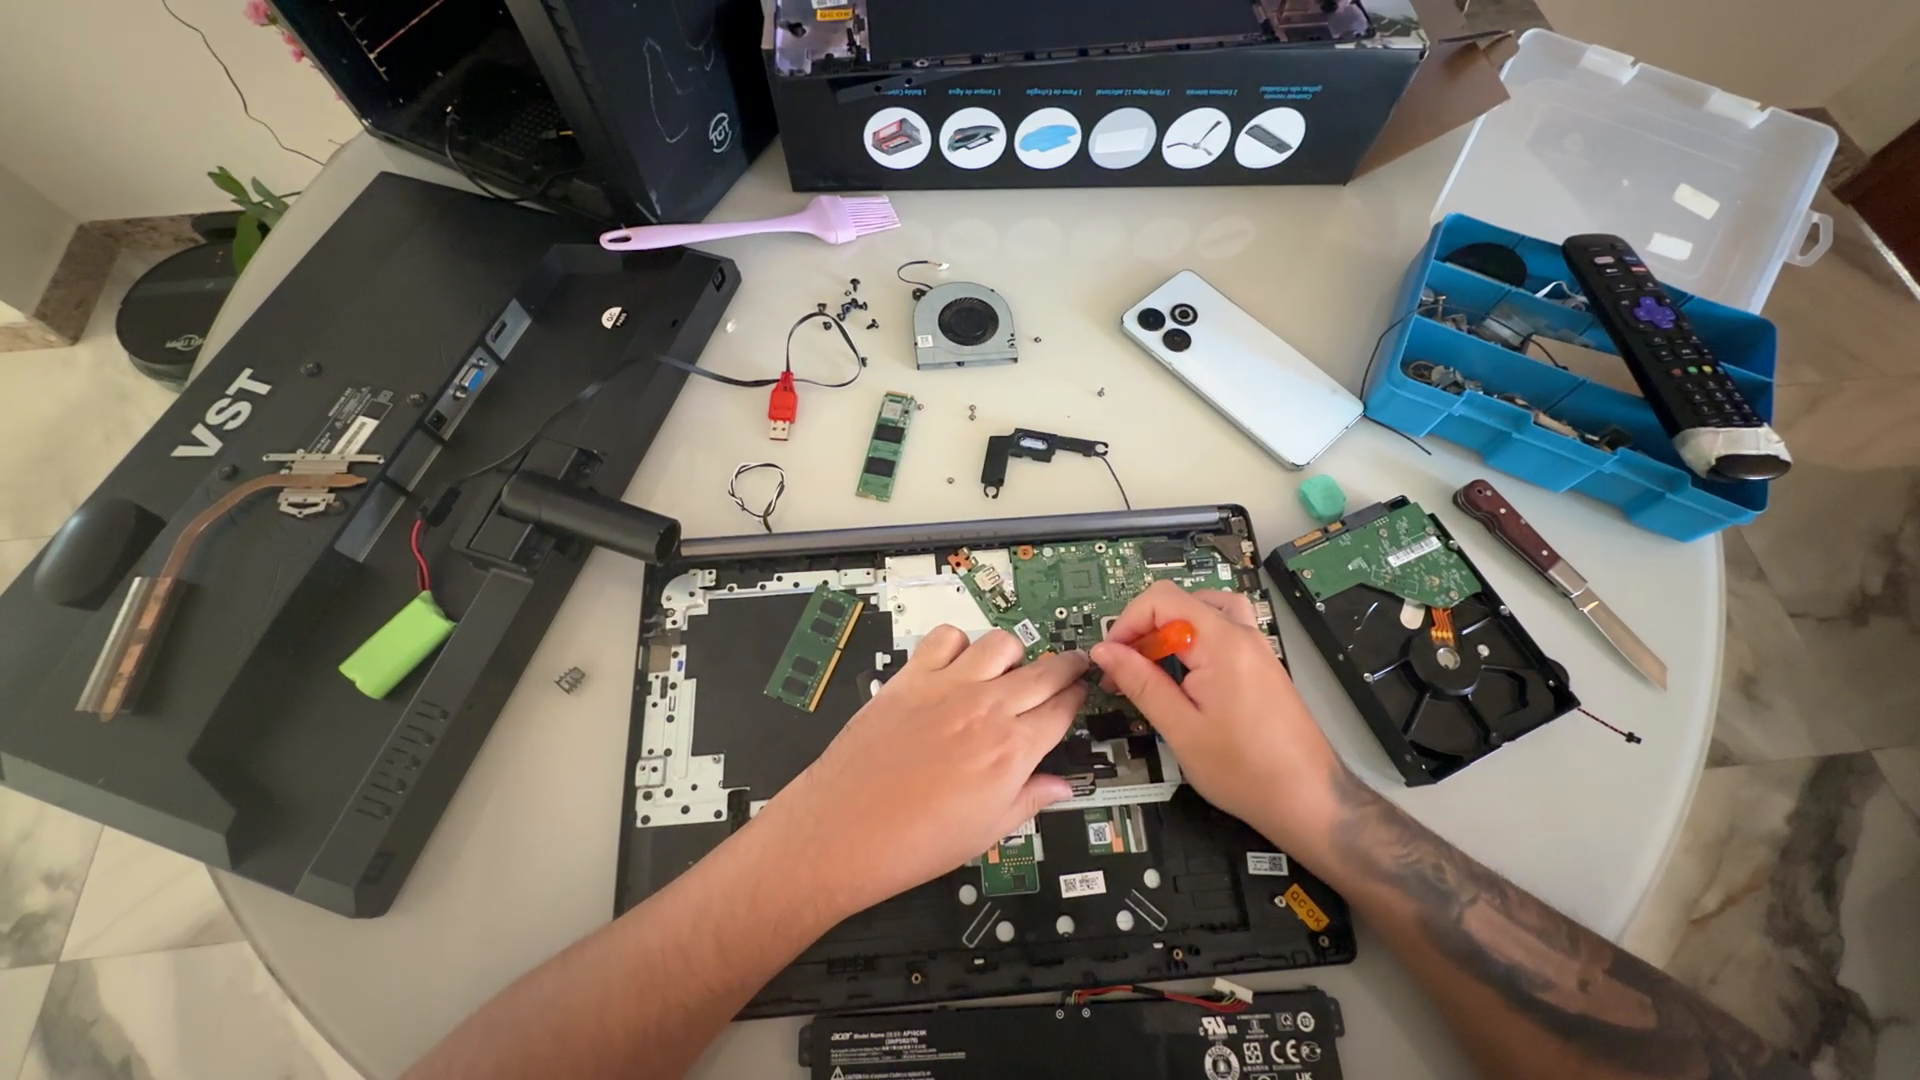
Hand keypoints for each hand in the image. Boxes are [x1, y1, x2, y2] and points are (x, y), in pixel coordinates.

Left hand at [755, 627, 1087, 916]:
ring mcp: (947, 688)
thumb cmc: (913, 842)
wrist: (844, 831)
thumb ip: (1030, 800)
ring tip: (1011, 666)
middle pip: (1045, 671)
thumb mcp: (986, 833)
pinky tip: (957, 662)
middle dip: (1066, 666)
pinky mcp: (911, 678)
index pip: (1063, 709)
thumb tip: (1061, 788)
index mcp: (1011, 751)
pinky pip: (945, 637)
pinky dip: (958, 642)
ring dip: (1015, 653)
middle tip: (1071, 665)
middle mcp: (986, 710)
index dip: (1077, 700)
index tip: (1080, 695)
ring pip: (1001, 644)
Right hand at [1089, 581, 1343, 858]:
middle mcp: (1242, 635)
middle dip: (1144, 630)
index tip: (1110, 658)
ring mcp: (1256, 648)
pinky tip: (1184, 677)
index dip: (1126, 623)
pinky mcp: (1261, 664)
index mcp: (1222, 644)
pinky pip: (1221, 632)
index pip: (1162, 600)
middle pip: (1181, 601)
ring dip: (1170, 631)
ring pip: (1203, 611)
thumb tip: (1104, 651)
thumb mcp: (1180, 729)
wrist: (1309, 800)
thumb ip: (1140, 682)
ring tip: (1153, 666)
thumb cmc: (1245, 772)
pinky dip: (1193, 641)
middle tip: (1126, 671)